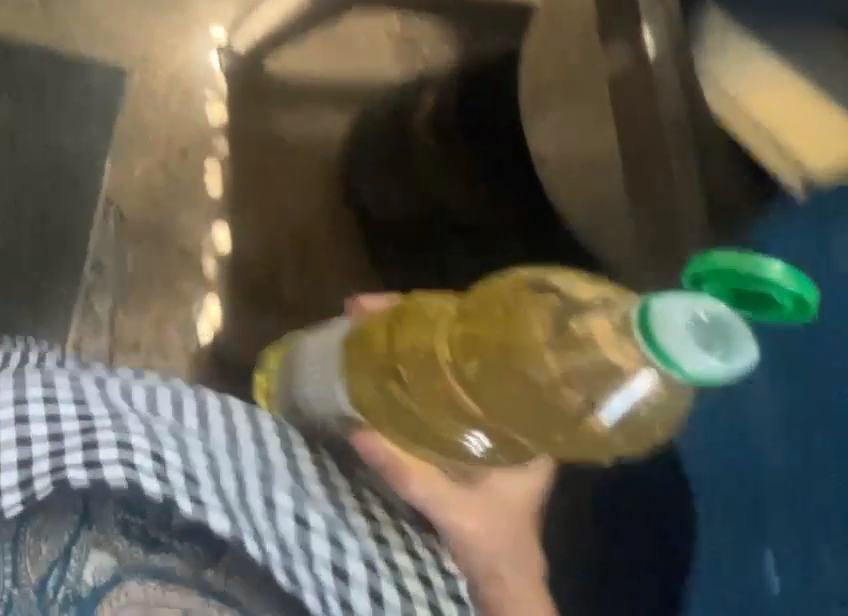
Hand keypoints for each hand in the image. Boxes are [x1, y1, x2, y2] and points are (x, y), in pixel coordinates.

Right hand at [344, 294, 554, 592]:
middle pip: (459, 341)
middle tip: (362, 309)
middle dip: (408, 318)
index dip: (443, 316)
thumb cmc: (492, 539)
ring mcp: (479, 411)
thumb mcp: (449, 508)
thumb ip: (408, 474)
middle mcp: (504, 405)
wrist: (503, 572)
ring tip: (357, 321)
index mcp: (521, 419)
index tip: (398, 307)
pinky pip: (429, 375)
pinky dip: (399, 358)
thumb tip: (356, 431)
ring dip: (399, 334)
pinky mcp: (458, 420)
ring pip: (441, 355)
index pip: (488, 346)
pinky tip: (369, 353)